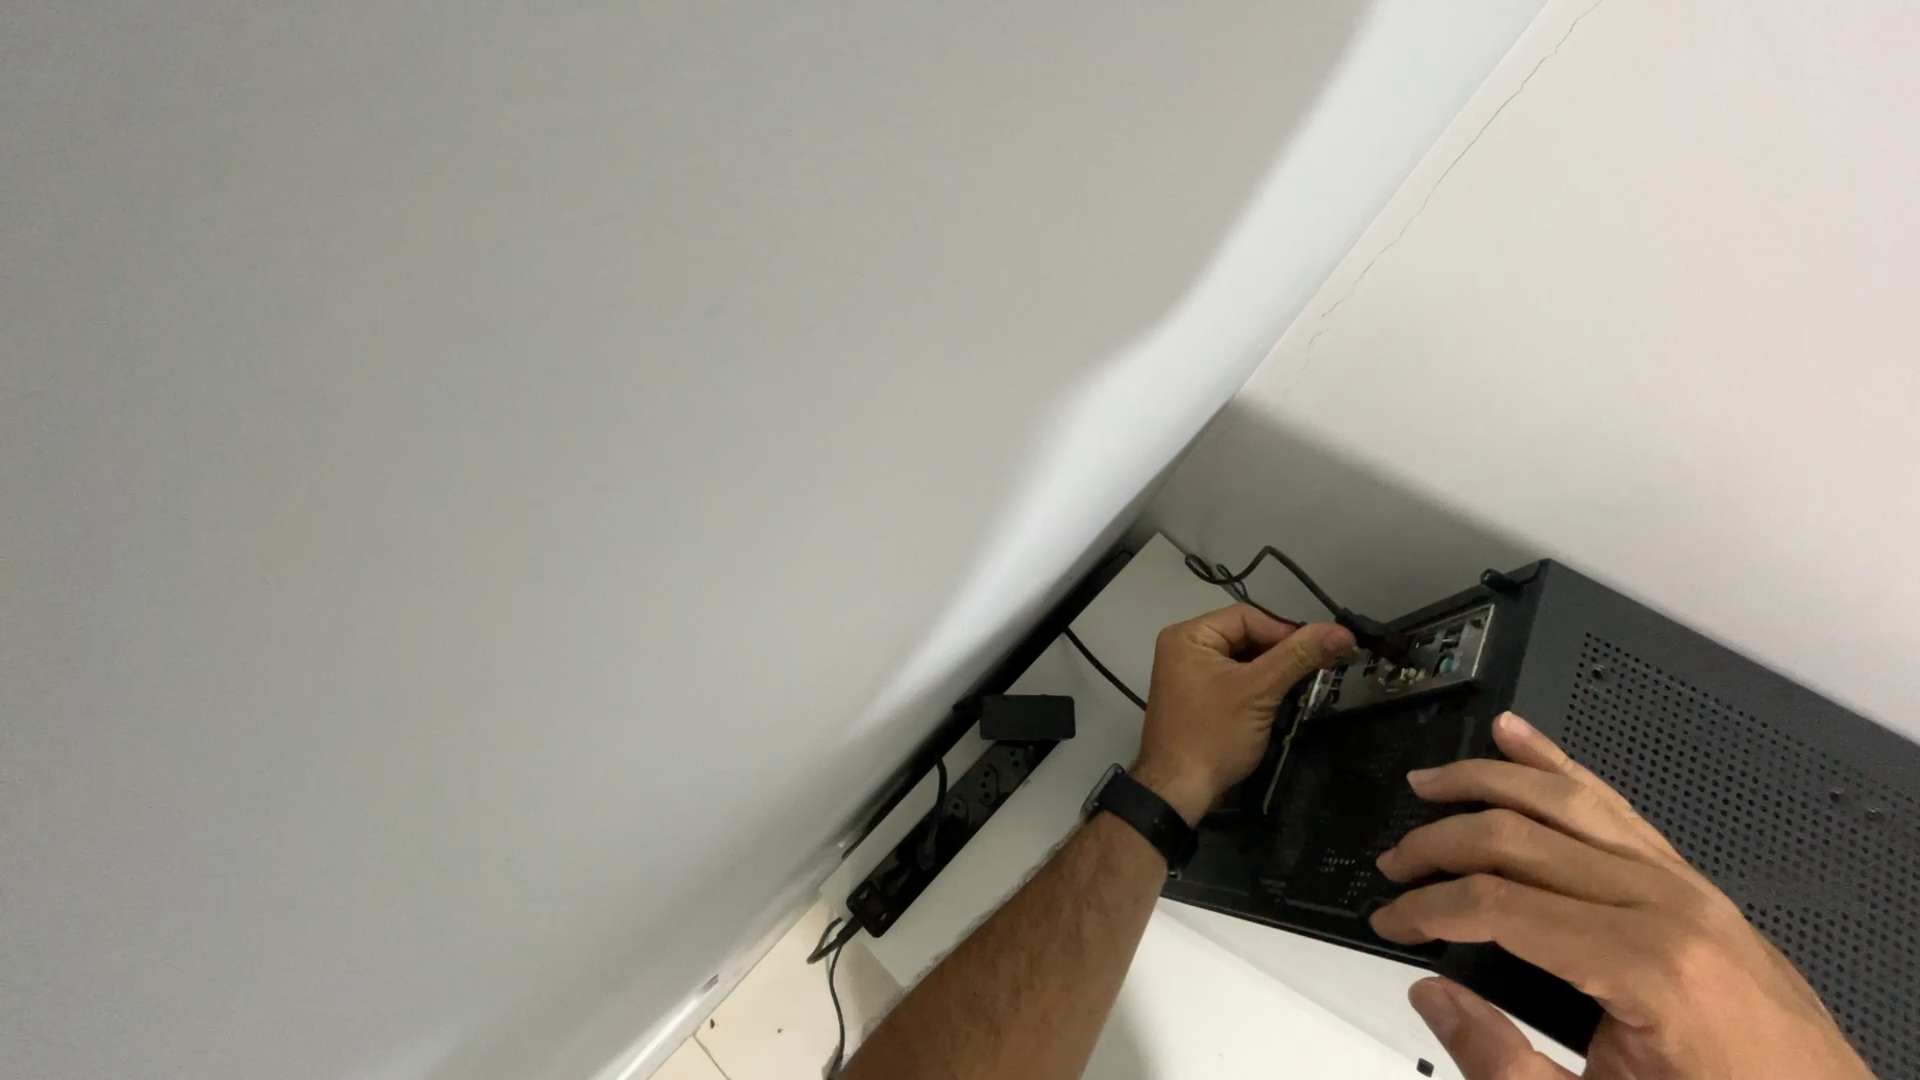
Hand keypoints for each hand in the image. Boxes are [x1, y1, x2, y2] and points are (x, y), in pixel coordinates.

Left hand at [1131, 605, 1352, 824]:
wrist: (1178, 789)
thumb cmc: (1214, 735)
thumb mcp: (1259, 691)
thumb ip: (1298, 657)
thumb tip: (1341, 631)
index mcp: (1188, 635)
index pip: (1247, 617)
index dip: (1285, 631)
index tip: (1320, 652)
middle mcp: (1184, 646)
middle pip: (1244, 635)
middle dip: (1280, 651)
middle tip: (1316, 670)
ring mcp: (1188, 672)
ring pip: (1242, 658)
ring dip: (1272, 669)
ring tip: (1302, 684)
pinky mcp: (1198, 695)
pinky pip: (1233, 677)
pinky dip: (1258, 684)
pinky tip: (1279, 698)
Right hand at [1370, 712, 1875, 1079]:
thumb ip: (1504, 1064)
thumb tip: (1428, 992)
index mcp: (1643, 967)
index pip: (1496, 905)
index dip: (1426, 909)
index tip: (1387, 922)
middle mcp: (1663, 904)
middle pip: (1515, 839)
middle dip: (1436, 846)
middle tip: (1391, 865)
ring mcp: (1684, 883)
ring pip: (1558, 799)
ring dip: (1480, 780)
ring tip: (1424, 784)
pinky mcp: (1691, 880)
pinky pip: (1611, 804)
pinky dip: (1554, 761)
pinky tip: (1514, 733)